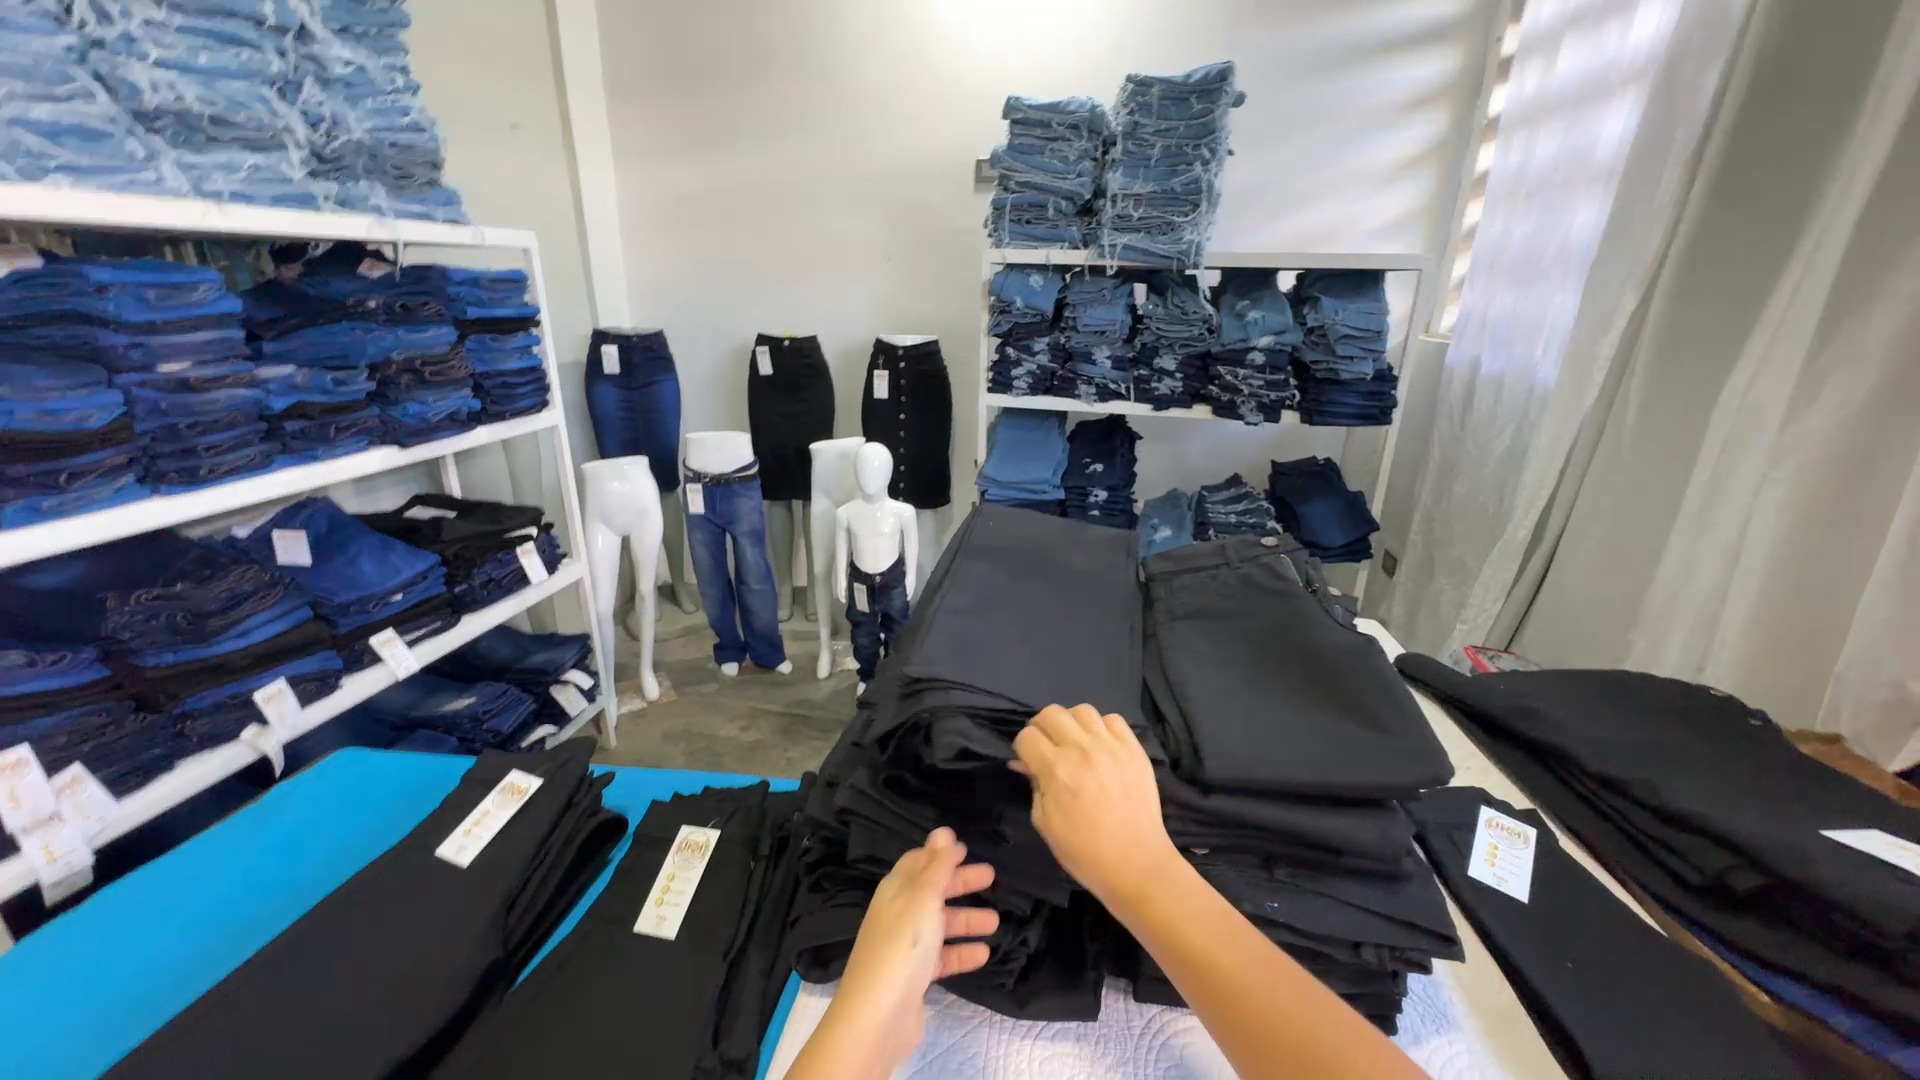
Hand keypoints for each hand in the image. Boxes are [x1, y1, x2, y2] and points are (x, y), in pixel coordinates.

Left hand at [830, 828, 997, 1067]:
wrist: (877, 1016)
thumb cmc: (902, 946)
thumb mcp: (923, 898)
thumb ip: (937, 866)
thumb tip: (944, 831)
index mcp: (896, 890)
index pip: (918, 862)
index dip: (940, 854)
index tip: (966, 849)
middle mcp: (898, 913)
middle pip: (932, 891)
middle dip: (960, 883)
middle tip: (992, 877)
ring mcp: (905, 946)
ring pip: (940, 925)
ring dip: (966, 919)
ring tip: (996, 922)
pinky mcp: (914, 976)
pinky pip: (942, 957)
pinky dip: (961, 952)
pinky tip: (984, 954)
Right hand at [1011, 704, 1180, 903]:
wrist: (1136, 862)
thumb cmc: (1084, 851)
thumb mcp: (1045, 822)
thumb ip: (1034, 787)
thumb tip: (1026, 764)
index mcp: (1056, 769)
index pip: (1027, 736)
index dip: (1022, 747)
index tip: (1028, 760)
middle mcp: (1082, 749)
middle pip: (1051, 713)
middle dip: (1041, 727)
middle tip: (1046, 746)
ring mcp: (1112, 746)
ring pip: (1082, 710)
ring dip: (1072, 723)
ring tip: (1075, 742)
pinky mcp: (1134, 749)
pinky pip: (1114, 720)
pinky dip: (1102, 727)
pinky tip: (1101, 746)